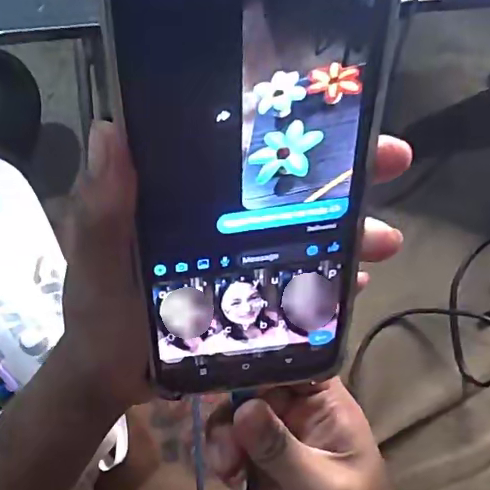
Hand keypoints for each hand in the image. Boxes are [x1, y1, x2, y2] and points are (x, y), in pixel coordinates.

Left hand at [52, 122, 414, 412]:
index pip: (237, 151)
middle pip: (283, 187)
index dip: (284, 128)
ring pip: (299, 234)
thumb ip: (103, 207)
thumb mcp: (98, 260)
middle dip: (340, 173)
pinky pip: (295, 282)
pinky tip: (358, 284)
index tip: (337, 111)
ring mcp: (233, 259)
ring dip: (347, 231)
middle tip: (392, 162)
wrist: (108, 378)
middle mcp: (212, 219)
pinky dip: (327, 281)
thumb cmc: (97, 315)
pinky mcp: (245, 297)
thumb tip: (111, 130)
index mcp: (179, 198)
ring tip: (386, 239)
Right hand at [203, 377, 410, 489]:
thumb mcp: (319, 487)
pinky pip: (228, 441)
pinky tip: (229, 480)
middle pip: (251, 383)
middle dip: (230, 410)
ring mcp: (276, 432)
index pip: (291, 360)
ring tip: (227, 470)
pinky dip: (221, 456)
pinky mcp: (258, 456)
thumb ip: (280, 448)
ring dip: (222, 438)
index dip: (257, 356)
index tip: (221, 367)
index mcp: (326, 402)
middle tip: (226, 447)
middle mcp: (298, 408)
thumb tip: (242, 408)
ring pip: (233, 413)